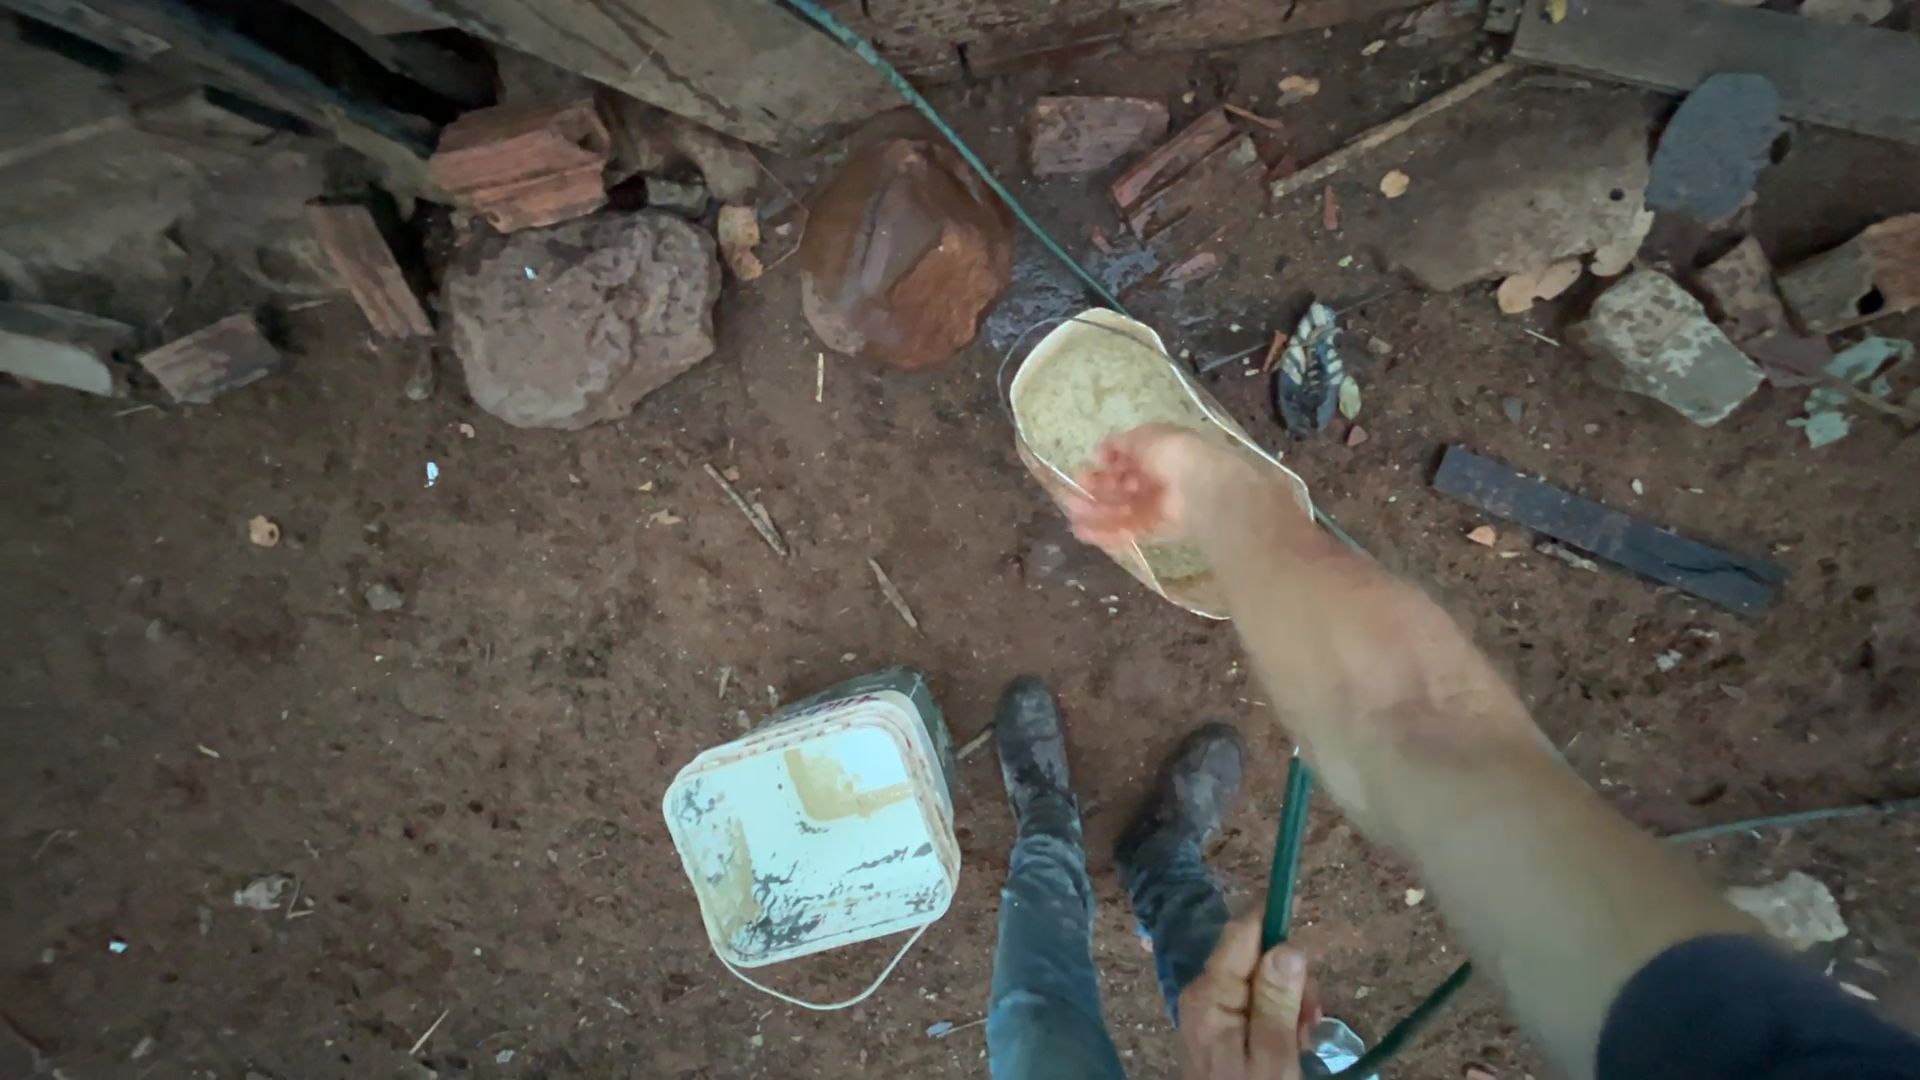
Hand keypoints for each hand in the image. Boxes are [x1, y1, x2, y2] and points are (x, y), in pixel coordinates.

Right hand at [1063, 425, 1248, 546]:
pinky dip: (1105, 532)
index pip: (1122, 462)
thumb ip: (1119, 444)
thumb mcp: (1143, 437)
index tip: (1086, 470)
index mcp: (1152, 454)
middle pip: (1117, 488)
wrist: (1199, 485)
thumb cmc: (1171, 453)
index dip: (1102, 467)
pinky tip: (1083, 531)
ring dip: (1093, 513)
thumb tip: (1100, 451)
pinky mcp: (1154, 529)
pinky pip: (1126, 530)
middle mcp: (1152, 480)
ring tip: (1073, 515)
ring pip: (1118, 510)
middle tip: (1073, 495)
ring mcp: (1153, 505)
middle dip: (1094, 491)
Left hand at [1179, 916, 1322, 1079]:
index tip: (1304, 917)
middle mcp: (1204, 991)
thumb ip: (1277, 1003)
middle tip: (1316, 1016)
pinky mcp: (1221, 1027)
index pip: (1240, 933)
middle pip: (1253, 955)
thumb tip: (1289, 946)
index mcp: (1210, 993)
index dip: (1272, 920)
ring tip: (1308, 1038)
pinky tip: (1295, 1042)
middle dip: (1290, 974)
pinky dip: (1279, 1015)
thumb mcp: (1273, 1061)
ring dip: (1290, 999)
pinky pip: (1254, 1003)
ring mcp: (1211, 1009)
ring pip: (1259, 979)